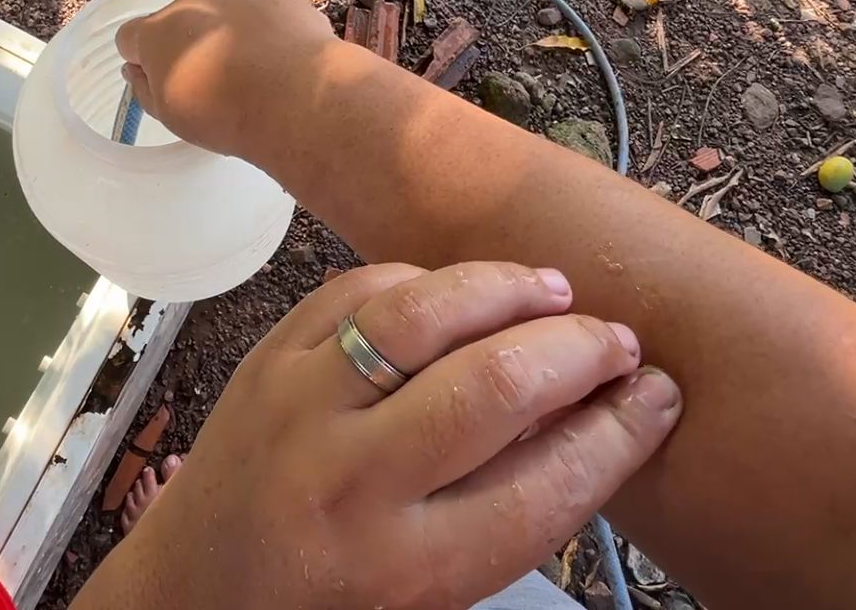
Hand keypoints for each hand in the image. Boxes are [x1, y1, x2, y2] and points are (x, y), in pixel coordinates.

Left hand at [72, 262, 682, 609]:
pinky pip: (359, 287)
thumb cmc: (329, 593)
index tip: (657, 393)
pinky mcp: (271, 351)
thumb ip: (503, 500)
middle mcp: (348, 479)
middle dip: (572, 350)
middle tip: (616, 337)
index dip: (617, 434)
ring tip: (553, 288)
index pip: (540, 490)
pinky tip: (458, 288)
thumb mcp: (428, 583)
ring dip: (502, 290)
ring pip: (420, 315)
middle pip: (488, 389)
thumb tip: (585, 405)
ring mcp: (301, 401)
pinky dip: (423, 278)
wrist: (198, 578)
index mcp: (403, 569)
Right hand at [115, 0, 335, 156]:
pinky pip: (265, 14)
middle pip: (181, 21)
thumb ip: (146, 89)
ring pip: (224, 13)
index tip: (162, 82)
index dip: (143, 60)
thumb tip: (138, 71)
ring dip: (229, 35)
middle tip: (213, 83)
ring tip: (255, 74)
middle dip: (189, 44)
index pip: (131, 37)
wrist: (298, 98)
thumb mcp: (170, 116)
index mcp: (158, 31)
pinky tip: (284, 63)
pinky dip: (268, 33)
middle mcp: (194, 1)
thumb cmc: (224, 113)